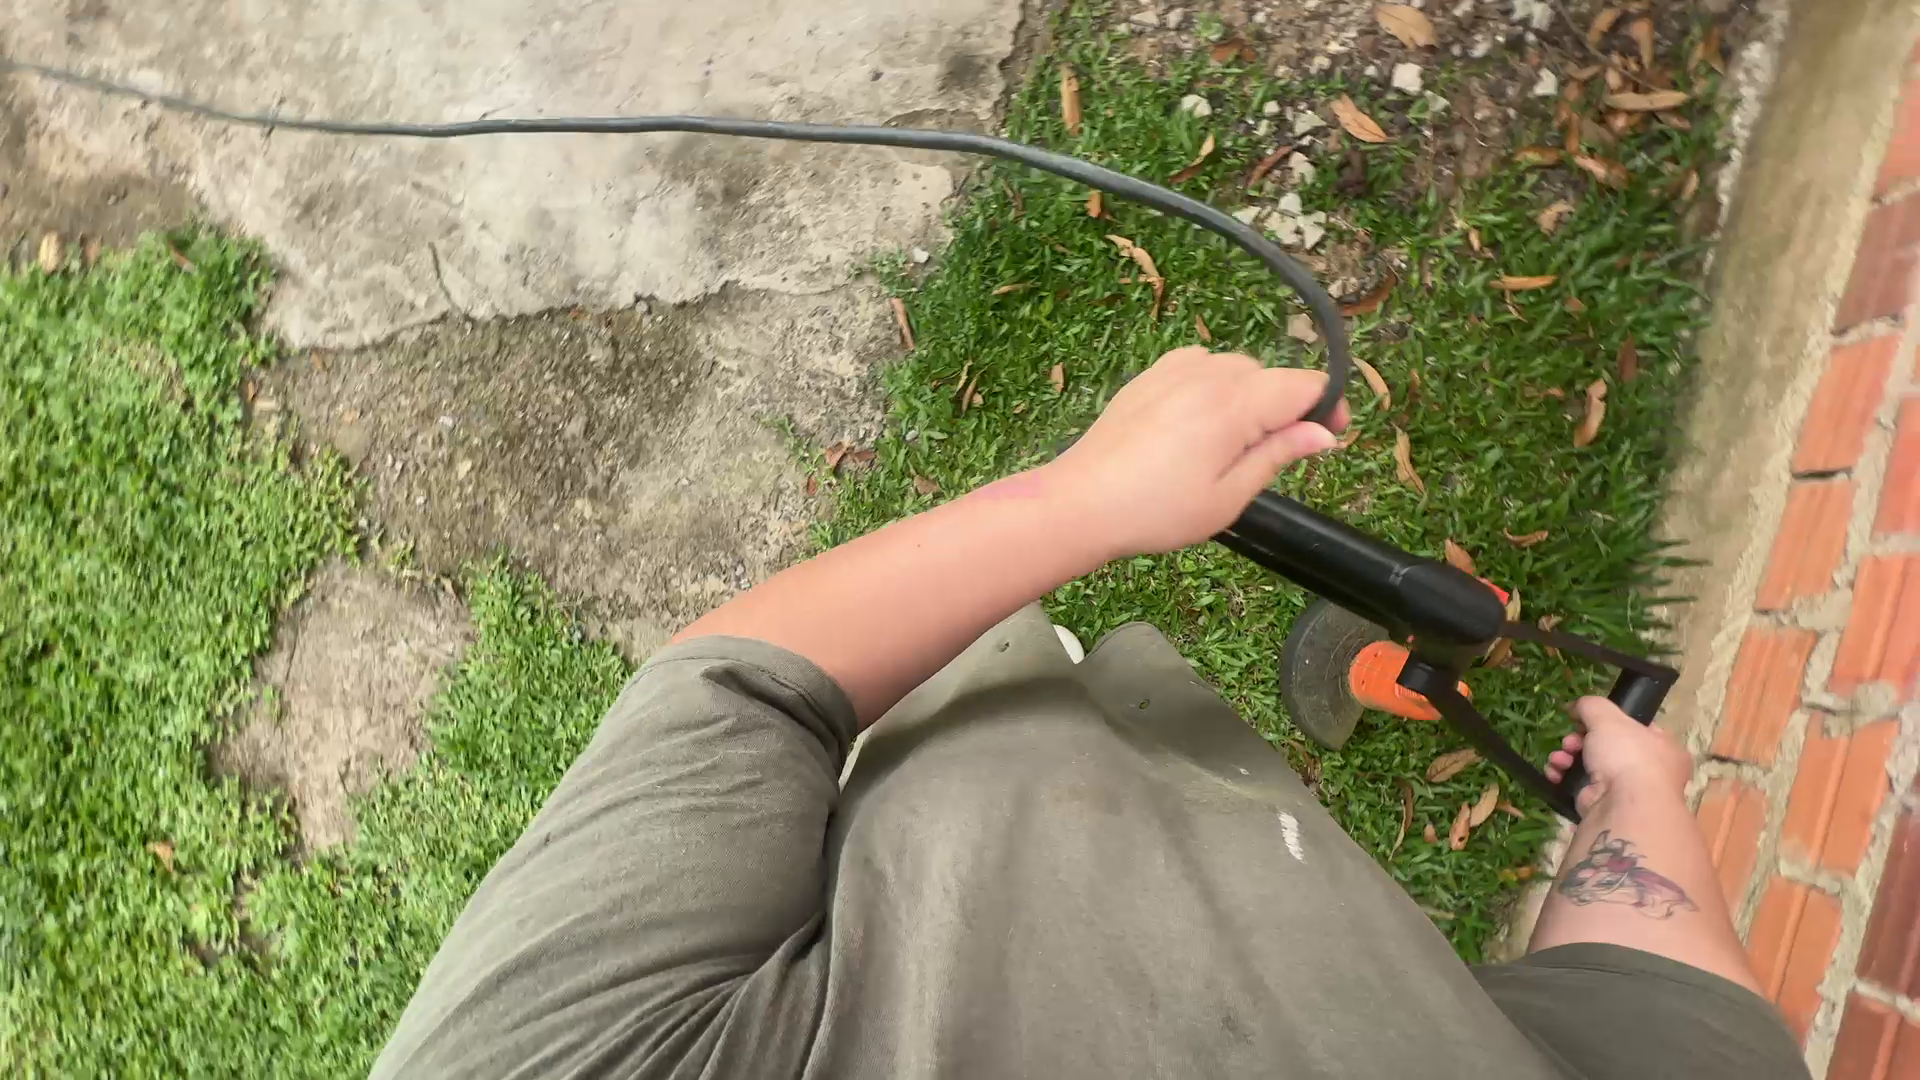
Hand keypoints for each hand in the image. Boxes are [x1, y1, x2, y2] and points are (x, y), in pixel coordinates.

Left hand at [1045, 347, 1348, 557]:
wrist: (1080, 503)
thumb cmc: (1155, 512)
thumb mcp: (1227, 497)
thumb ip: (1277, 456)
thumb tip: (1323, 433)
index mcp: (1231, 406)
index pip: (1303, 384)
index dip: (1324, 409)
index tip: (1323, 440)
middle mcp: (1204, 376)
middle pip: (1268, 375)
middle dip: (1281, 407)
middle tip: (1265, 456)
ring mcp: (1170, 372)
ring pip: (1233, 368)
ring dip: (1244, 396)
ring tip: (1224, 445)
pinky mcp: (1146, 378)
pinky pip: (1196, 366)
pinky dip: (1209, 386)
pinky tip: (1194, 422)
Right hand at [1545, 697, 1691, 816]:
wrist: (1624, 803)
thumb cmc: (1627, 756)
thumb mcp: (1608, 717)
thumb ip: (1592, 705)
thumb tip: (1577, 707)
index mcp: (1663, 747)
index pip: (1634, 728)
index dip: (1608, 721)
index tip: (1585, 720)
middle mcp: (1649, 768)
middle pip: (1603, 744)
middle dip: (1577, 740)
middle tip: (1570, 742)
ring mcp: (1626, 787)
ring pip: (1586, 762)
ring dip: (1566, 756)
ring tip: (1561, 758)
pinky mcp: (1603, 801)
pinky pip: (1577, 781)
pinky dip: (1562, 775)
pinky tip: (1557, 772)